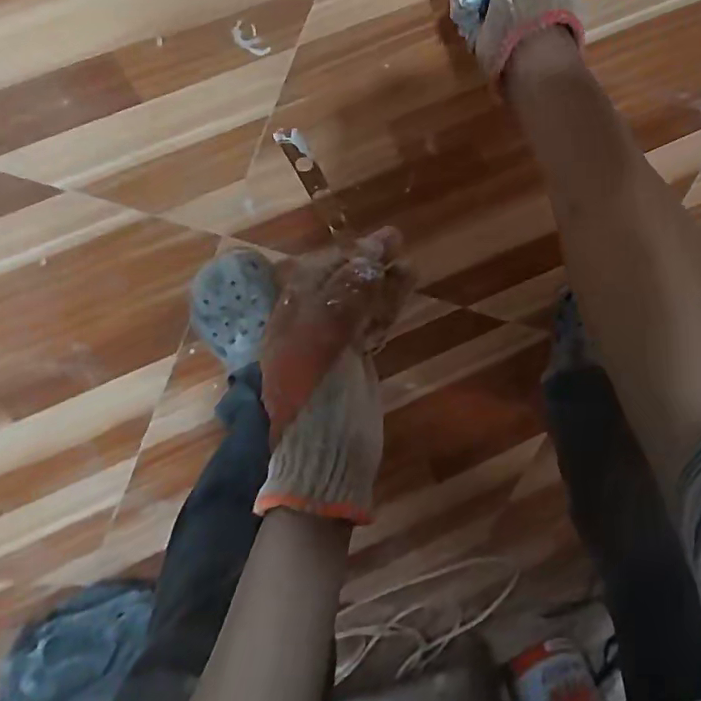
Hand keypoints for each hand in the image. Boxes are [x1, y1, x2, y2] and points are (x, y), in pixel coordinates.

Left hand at [254, 228, 414, 523]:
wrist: (325, 460)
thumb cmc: (315, 400)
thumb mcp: (324, 342)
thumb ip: (346, 297)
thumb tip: (369, 255)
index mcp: (290, 320)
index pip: (317, 273)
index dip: (347, 253)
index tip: (379, 240)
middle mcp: (309, 328)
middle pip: (340, 283)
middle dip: (367, 262)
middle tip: (396, 240)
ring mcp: (334, 346)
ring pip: (361, 303)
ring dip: (383, 282)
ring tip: (409, 263)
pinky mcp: (356, 364)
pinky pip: (373, 325)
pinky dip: (388, 307)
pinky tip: (404, 291)